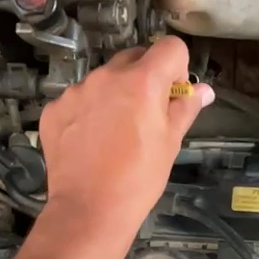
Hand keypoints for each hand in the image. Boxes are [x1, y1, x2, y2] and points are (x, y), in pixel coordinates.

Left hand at [38, 36, 212, 227]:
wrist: (89, 210)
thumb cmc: (138, 180)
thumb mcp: (170, 144)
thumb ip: (185, 109)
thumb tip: (204, 91)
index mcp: (142, 82)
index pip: (170, 47)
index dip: (177, 68)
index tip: (172, 94)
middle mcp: (107, 77)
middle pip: (134, 59)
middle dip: (145, 79)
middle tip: (145, 117)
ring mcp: (76, 91)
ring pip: (103, 80)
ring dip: (114, 96)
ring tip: (114, 135)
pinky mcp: (55, 109)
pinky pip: (78, 100)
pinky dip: (87, 113)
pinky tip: (90, 142)